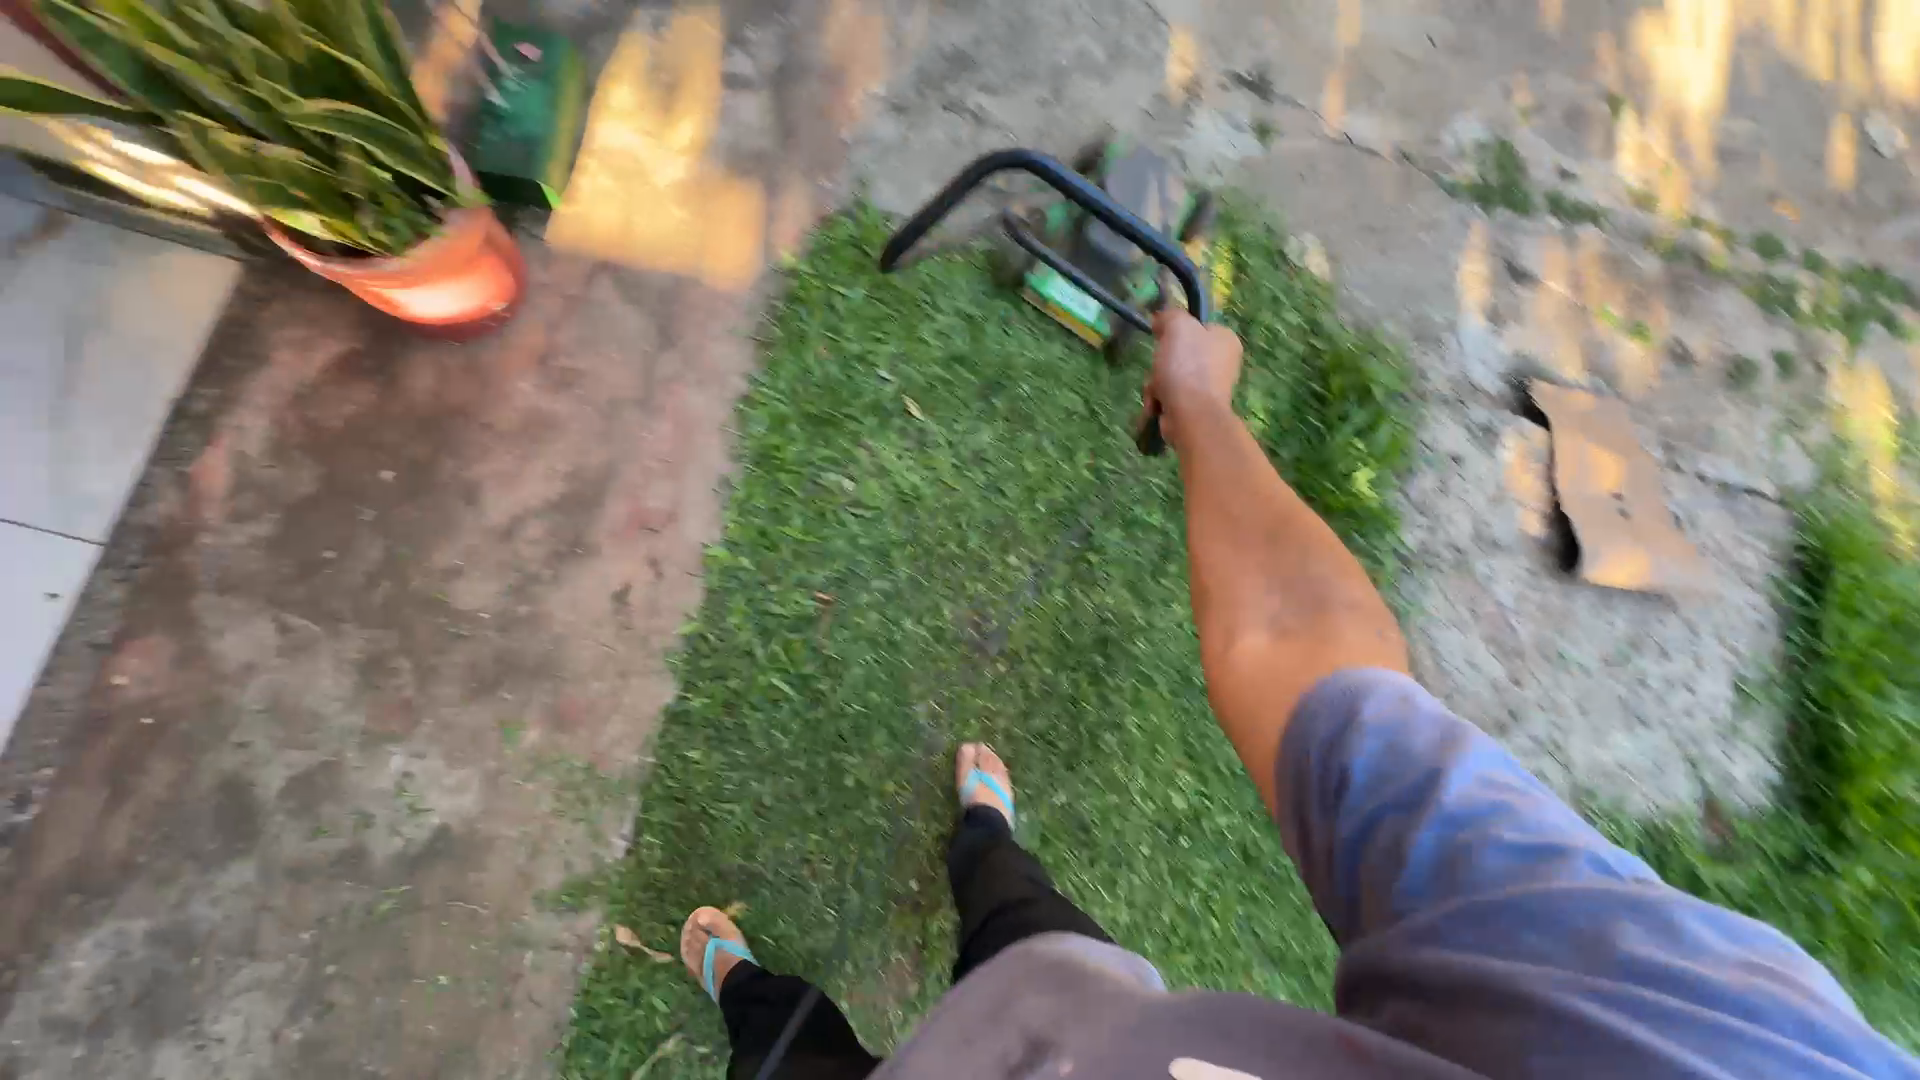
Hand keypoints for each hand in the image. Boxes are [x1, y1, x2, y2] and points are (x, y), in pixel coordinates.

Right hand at [1142, 309, 1242, 450]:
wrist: (1192, 414)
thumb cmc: (1187, 367)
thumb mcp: (1177, 327)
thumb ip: (1170, 316)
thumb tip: (1161, 321)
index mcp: (1225, 339)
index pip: (1196, 327)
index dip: (1173, 332)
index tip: (1160, 339)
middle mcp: (1222, 362)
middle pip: (1179, 354)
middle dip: (1161, 364)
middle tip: (1158, 368)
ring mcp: (1210, 387)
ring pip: (1171, 377)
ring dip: (1156, 384)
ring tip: (1156, 392)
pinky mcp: (1197, 408)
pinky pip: (1171, 397)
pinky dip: (1159, 401)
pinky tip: (1157, 406)